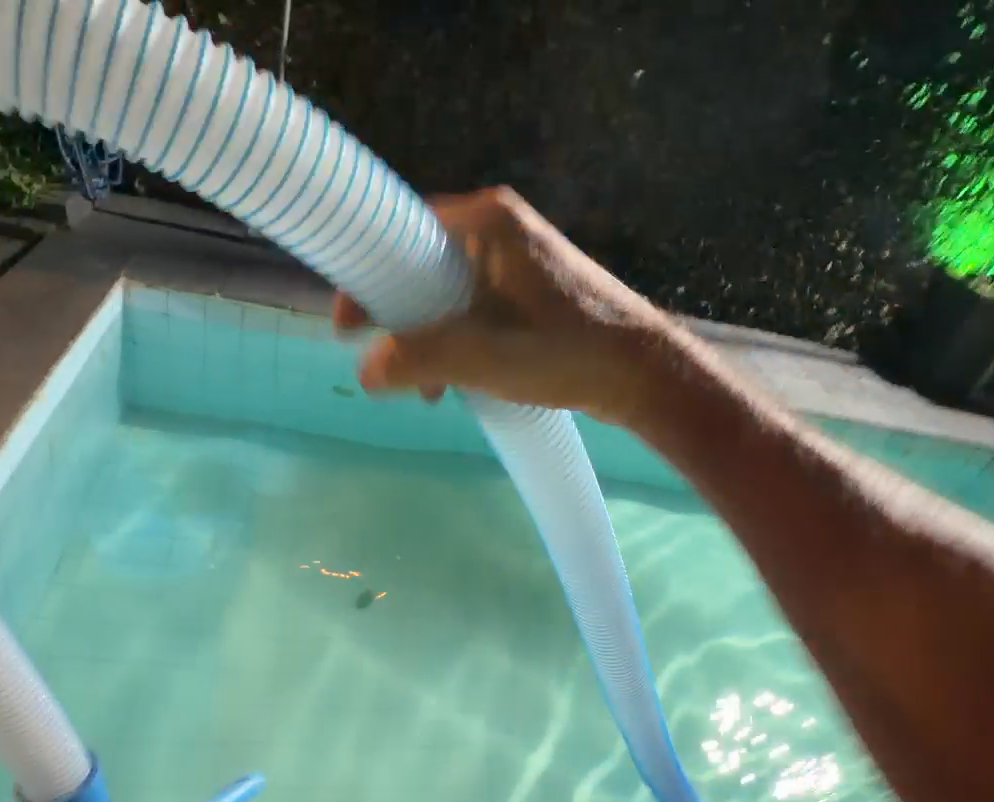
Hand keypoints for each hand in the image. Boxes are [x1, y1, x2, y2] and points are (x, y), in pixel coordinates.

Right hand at [332, 187, 687, 427]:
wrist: (644, 372)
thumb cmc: (564, 352)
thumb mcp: (480, 357)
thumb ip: (416, 360)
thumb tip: (365, 374)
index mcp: (487, 222)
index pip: (401, 230)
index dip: (367, 276)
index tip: (349, 324)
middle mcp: (502, 228)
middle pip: (423, 264)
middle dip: (400, 317)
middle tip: (383, 358)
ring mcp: (521, 258)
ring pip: (450, 291)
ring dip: (430, 337)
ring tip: (426, 389)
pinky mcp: (534, 289)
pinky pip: (477, 306)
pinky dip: (460, 339)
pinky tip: (457, 381)